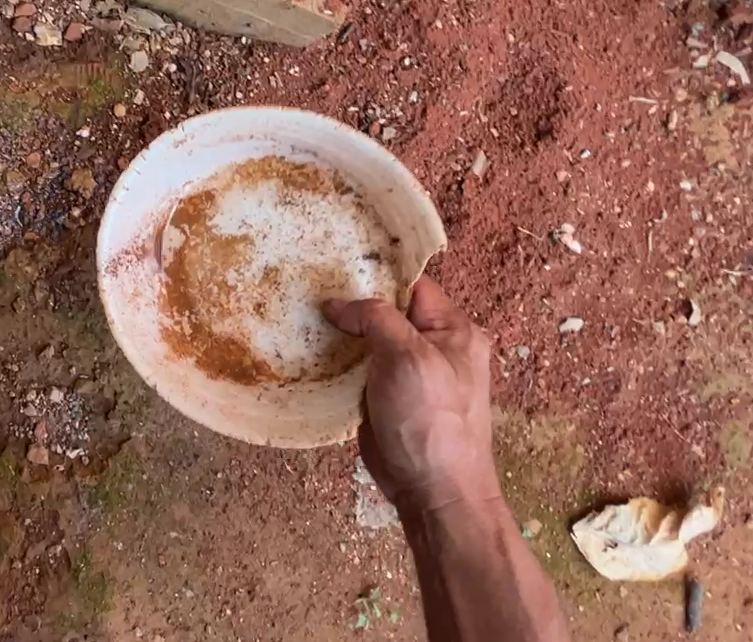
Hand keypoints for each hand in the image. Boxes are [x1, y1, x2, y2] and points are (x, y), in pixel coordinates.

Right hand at [323, 277, 498, 515]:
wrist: (433, 492)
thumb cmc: (430, 421)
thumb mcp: (408, 356)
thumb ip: (376, 317)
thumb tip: (337, 305)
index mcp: (452, 331)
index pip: (411, 284)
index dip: (375, 272)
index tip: (332, 259)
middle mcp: (431, 346)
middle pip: (384, 308)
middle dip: (349, 298)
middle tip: (308, 284)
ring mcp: (406, 370)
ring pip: (366, 335)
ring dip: (337, 328)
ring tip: (300, 310)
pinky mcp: (383, 392)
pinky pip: (355, 361)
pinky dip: (333, 354)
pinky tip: (307, 345)